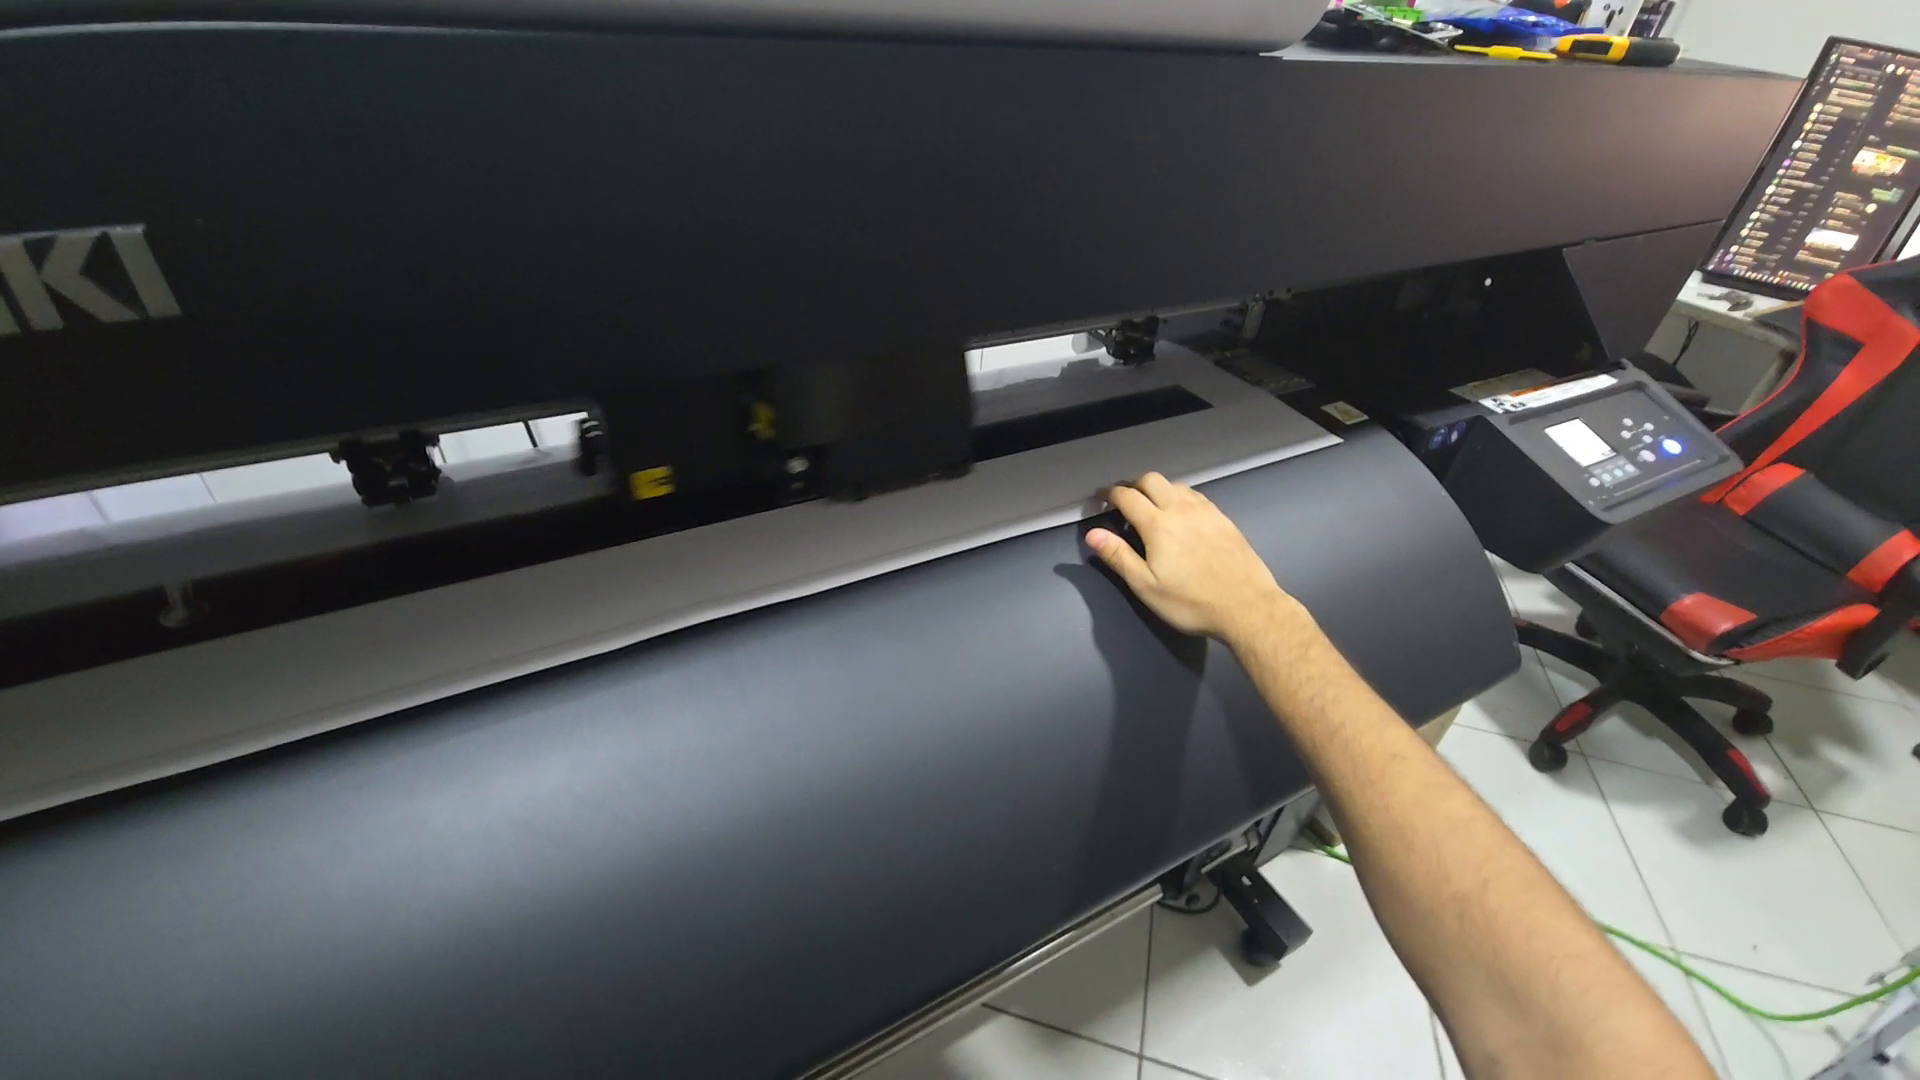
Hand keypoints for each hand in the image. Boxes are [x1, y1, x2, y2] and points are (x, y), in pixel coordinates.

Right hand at [1085, 472, 1299, 642]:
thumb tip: (1092, 533)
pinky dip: (1180, 497)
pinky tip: (1182, 515)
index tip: (1100, 497)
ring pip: (1176, 485)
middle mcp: (1181, 509)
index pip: (1127, 496)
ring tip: (1151, 507)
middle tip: (1124, 501)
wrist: (1247, 606)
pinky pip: (1196, 496)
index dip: (1109, 493)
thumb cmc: (1191, 602)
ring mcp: (1206, 512)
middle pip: (1152, 480)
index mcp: (1158, 525)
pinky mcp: (1224, 519)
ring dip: (1158, 489)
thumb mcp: (1146, 586)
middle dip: (1133, 485)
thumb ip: (1119, 556)